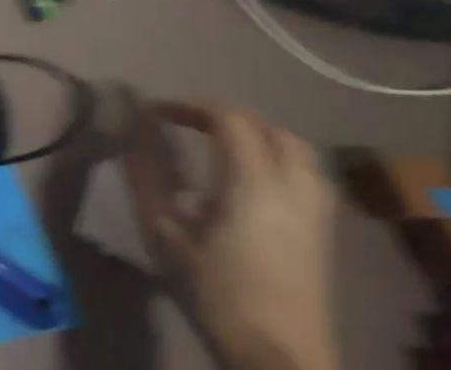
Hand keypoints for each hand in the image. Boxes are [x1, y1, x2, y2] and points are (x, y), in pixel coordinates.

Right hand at [124, 103, 337, 369]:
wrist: (278, 352)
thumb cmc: (213, 289)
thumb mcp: (163, 232)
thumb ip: (145, 176)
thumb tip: (128, 130)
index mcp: (254, 184)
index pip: (229, 119)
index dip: (189, 106)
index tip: (153, 111)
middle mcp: (293, 188)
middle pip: (270, 129)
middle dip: (226, 116)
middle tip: (185, 121)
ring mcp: (316, 211)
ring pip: (296, 150)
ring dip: (256, 136)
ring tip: (216, 144)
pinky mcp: (322, 231)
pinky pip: (304, 174)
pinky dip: (274, 159)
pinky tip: (245, 178)